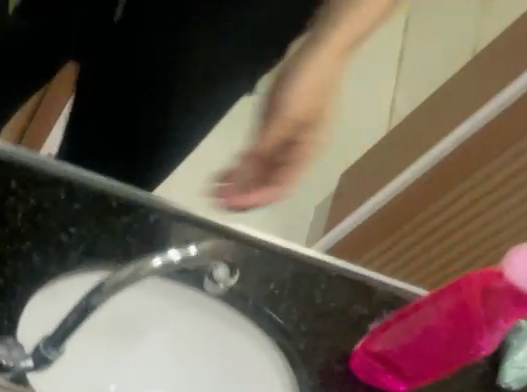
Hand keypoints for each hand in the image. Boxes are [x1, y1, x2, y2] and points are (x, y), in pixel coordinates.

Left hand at [213, 43, 344, 210]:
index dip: (254, 199)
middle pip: (265, 185)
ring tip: (210, 190)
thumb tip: (241, 183)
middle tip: (213, 200)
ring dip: (235, 185)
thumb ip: (263, 152)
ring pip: (256, 175)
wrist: (316, 52)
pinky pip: (251, 159)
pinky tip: (219, 174)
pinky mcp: (269, 134)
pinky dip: (236, 169)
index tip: (230, 203)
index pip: (279, 188)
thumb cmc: (307, 84)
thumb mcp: (283, 119)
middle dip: (240, 195)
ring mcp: (280, 144)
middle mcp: (293, 154)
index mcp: (305, 153)